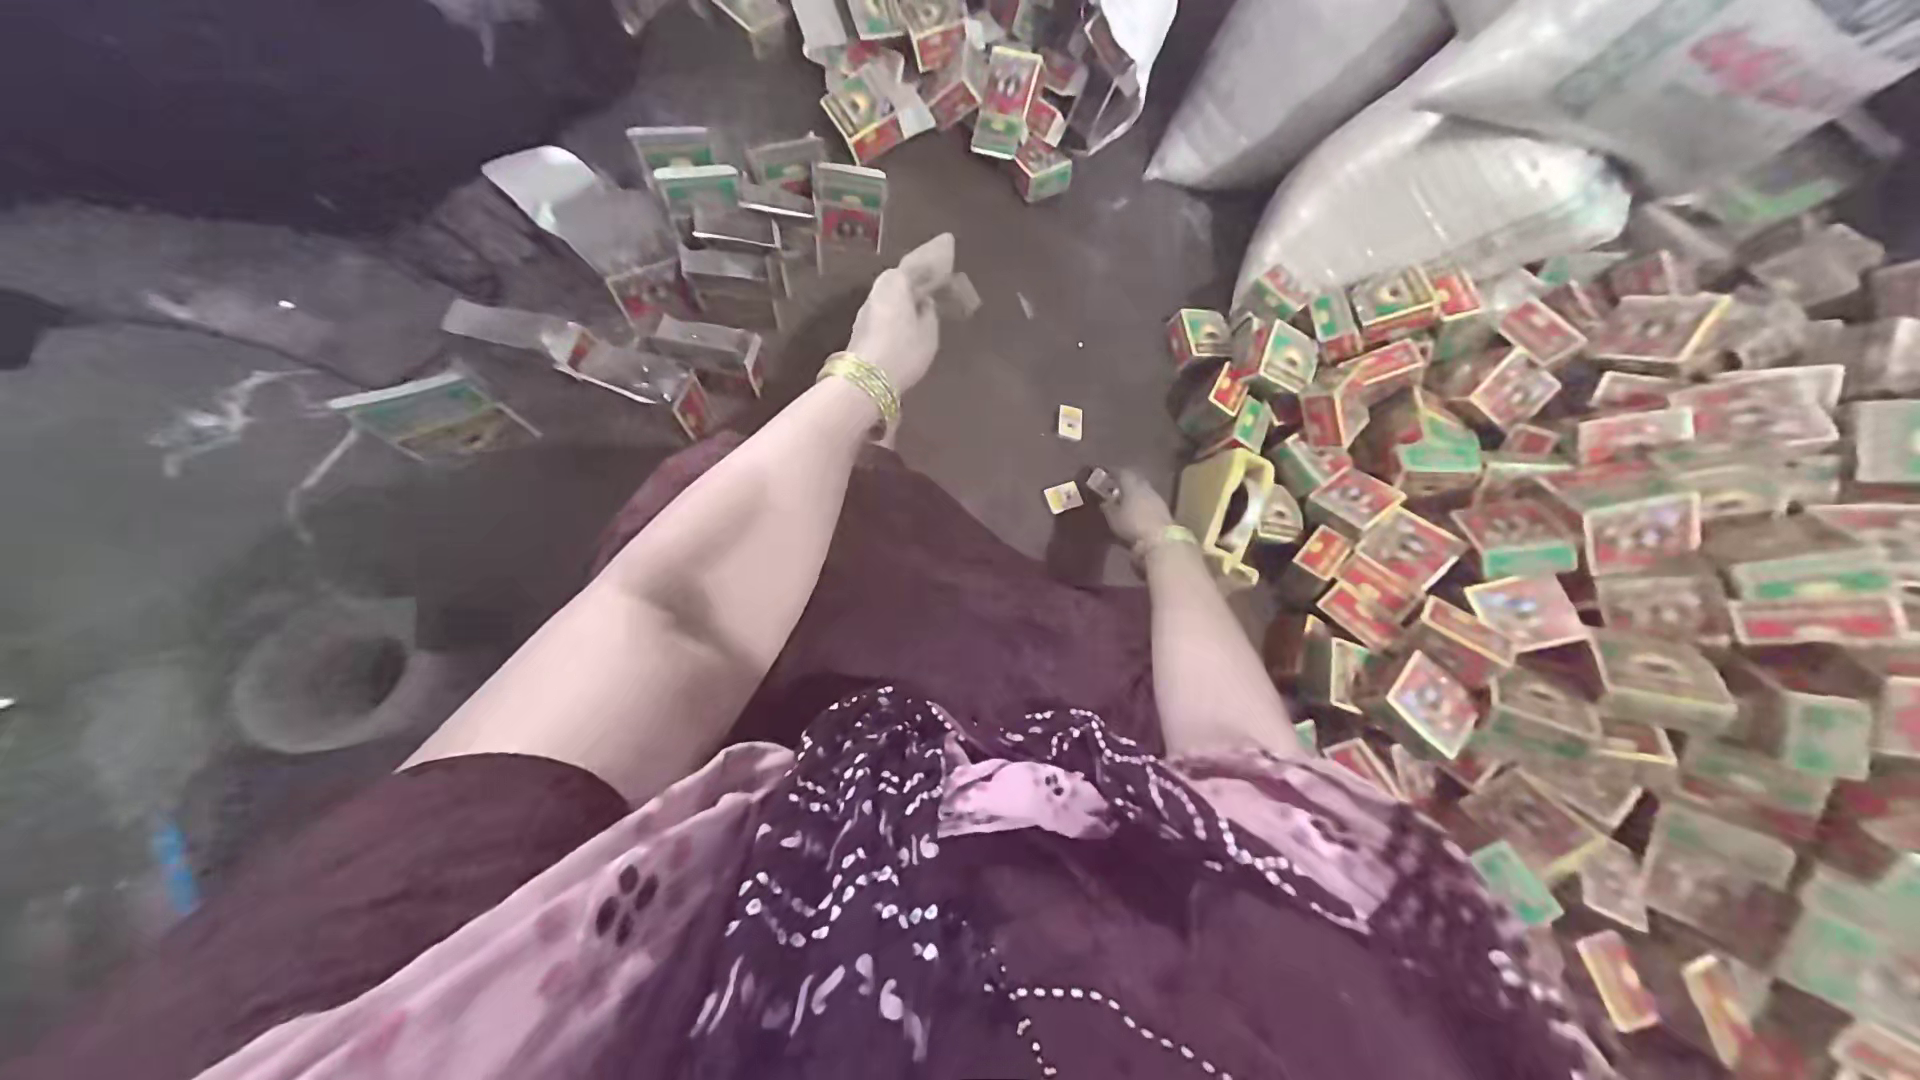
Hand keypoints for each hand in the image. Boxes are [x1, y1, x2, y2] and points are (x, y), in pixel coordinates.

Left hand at [847, 233, 954, 394]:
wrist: (866, 380)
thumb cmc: (903, 352)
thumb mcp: (928, 333)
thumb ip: (930, 313)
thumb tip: (925, 303)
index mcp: (895, 283)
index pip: (916, 264)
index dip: (932, 260)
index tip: (945, 252)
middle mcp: (877, 290)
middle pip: (900, 280)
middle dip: (917, 279)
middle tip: (935, 280)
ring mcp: (866, 310)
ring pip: (892, 297)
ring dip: (906, 297)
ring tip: (924, 302)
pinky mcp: (861, 329)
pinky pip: (886, 311)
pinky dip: (898, 311)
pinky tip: (908, 319)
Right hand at [1101, 469, 1175, 548]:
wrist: (1160, 539)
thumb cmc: (1132, 525)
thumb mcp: (1114, 518)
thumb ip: (1108, 507)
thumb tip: (1105, 501)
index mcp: (1132, 486)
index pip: (1123, 473)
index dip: (1114, 473)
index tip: (1106, 476)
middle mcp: (1146, 487)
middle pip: (1135, 480)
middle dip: (1125, 483)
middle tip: (1115, 489)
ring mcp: (1157, 498)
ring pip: (1143, 490)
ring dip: (1135, 494)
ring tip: (1126, 502)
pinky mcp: (1163, 509)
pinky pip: (1149, 501)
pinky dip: (1142, 503)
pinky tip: (1137, 511)